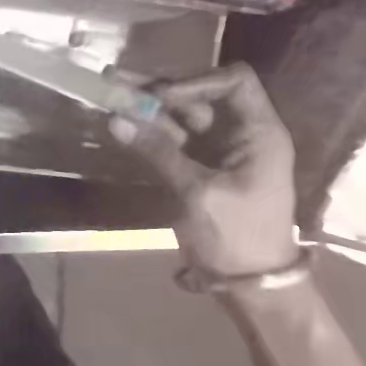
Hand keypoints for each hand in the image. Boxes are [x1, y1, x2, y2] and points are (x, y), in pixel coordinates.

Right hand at [111, 63, 299, 276]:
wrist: (251, 285)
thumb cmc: (237, 236)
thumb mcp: (198, 193)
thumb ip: (159, 153)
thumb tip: (116, 120)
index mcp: (258, 132)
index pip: (234, 82)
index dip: (196, 82)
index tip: (161, 97)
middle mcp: (240, 135)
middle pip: (200, 99)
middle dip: (157, 91)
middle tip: (113, 80)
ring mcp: (219, 154)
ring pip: (182, 121)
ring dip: (147, 110)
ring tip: (108, 93)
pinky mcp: (201, 173)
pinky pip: (174, 145)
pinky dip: (150, 136)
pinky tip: (120, 125)